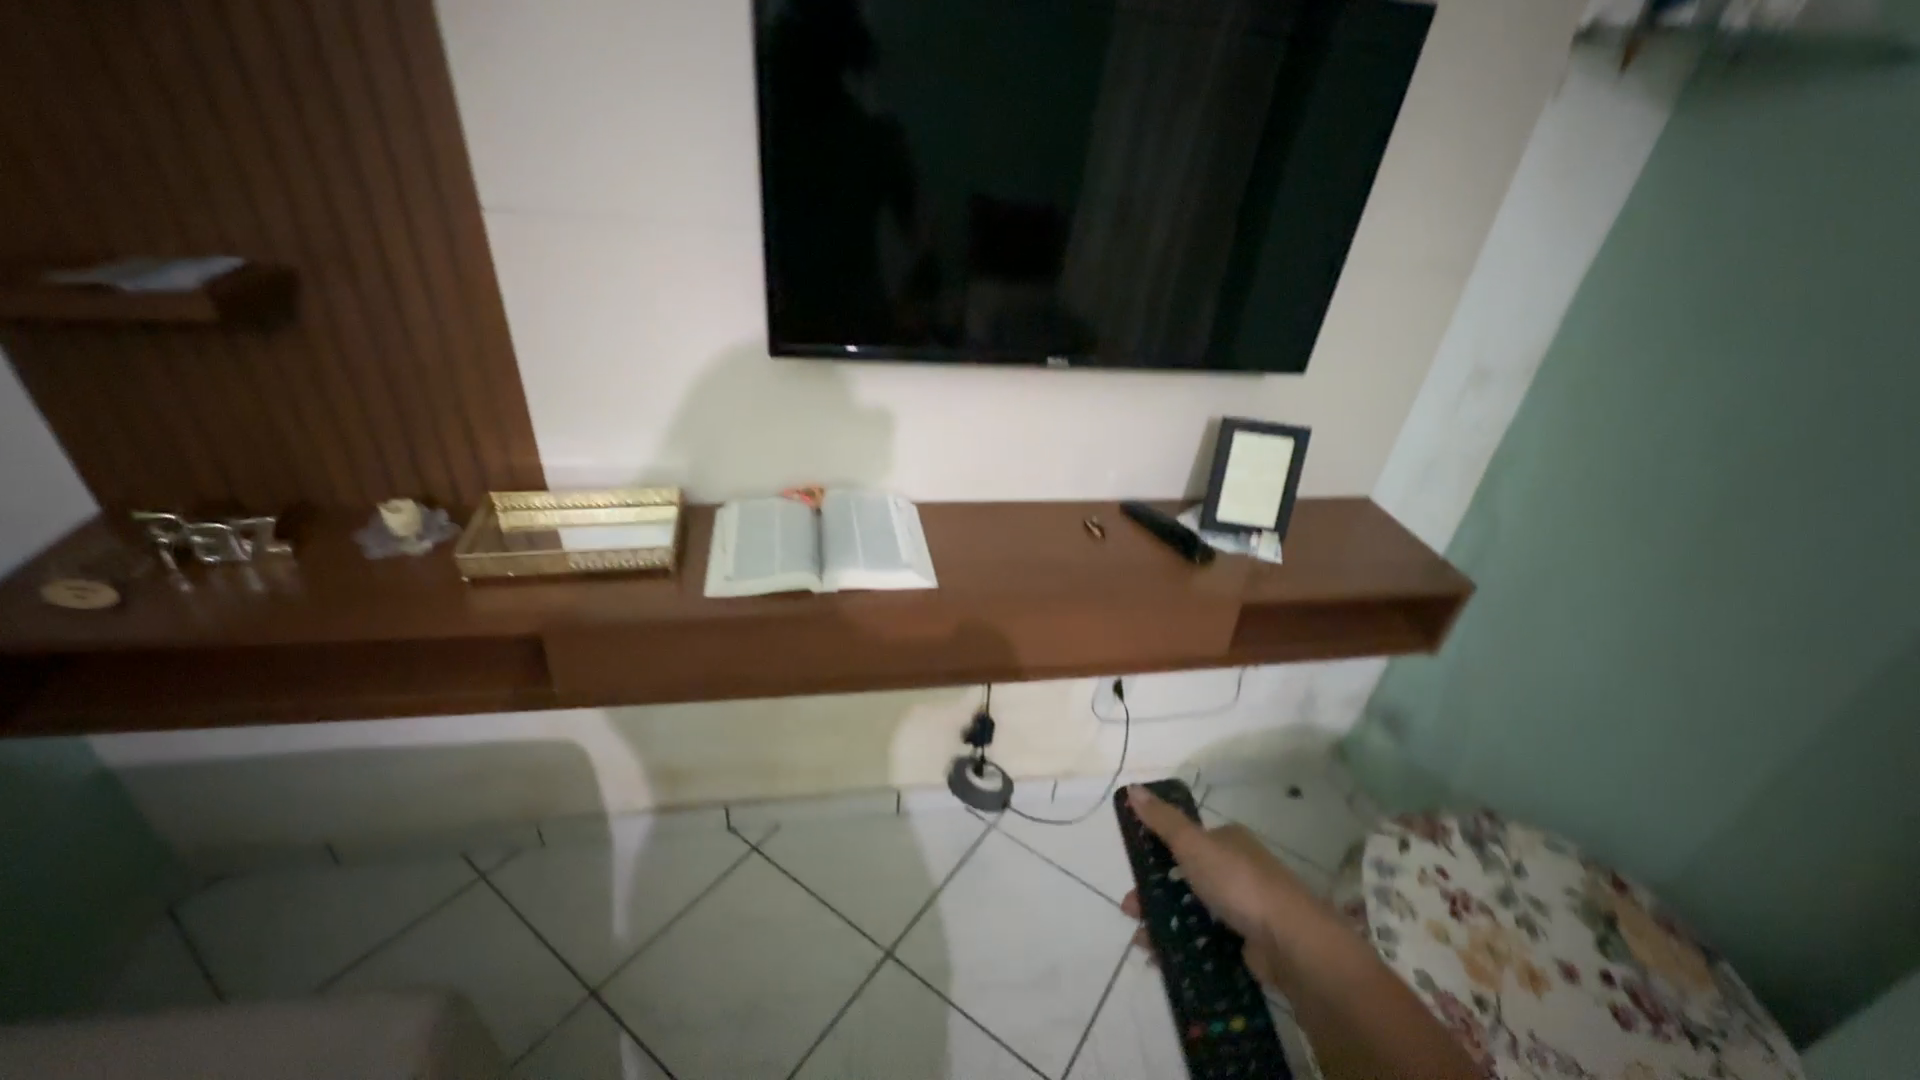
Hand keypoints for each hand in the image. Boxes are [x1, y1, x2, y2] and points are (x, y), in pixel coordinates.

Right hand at [1120, 785, 1331, 988]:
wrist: (1290, 941)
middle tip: (1130, 911)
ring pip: (1192, 911)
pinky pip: (1206, 940)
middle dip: (1154, 894)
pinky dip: (1182, 946)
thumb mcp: (1194, 845)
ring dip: (1163, 922)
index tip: (1133, 871)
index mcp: (1228, 841)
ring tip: (1142, 940)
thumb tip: (1132, 788)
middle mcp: (1237, 869)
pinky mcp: (1246, 941)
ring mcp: (1244, 907)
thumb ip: (1163, 821)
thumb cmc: (1239, 884)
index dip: (1156, 854)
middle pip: (1185, 878)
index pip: (1186, 841)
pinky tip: (1162, 956)